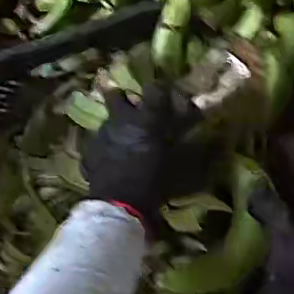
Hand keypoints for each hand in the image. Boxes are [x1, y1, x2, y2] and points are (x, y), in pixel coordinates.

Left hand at [82, 85, 195, 216]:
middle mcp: (120, 119)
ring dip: (114, 126)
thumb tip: (206, 132)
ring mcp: (100, 133)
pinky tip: (109, 159)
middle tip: (133, 112)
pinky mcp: (87, 149)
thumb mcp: (181, 164)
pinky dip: (103, 147)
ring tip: (121, 141)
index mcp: (146, 118)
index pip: (155, 87)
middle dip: (123, 99)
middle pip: (116, 94)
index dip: (160, 90)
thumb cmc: (155, 183)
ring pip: (106, 119)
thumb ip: (189, 143)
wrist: (119, 206)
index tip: (163, 97)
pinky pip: (96, 141)